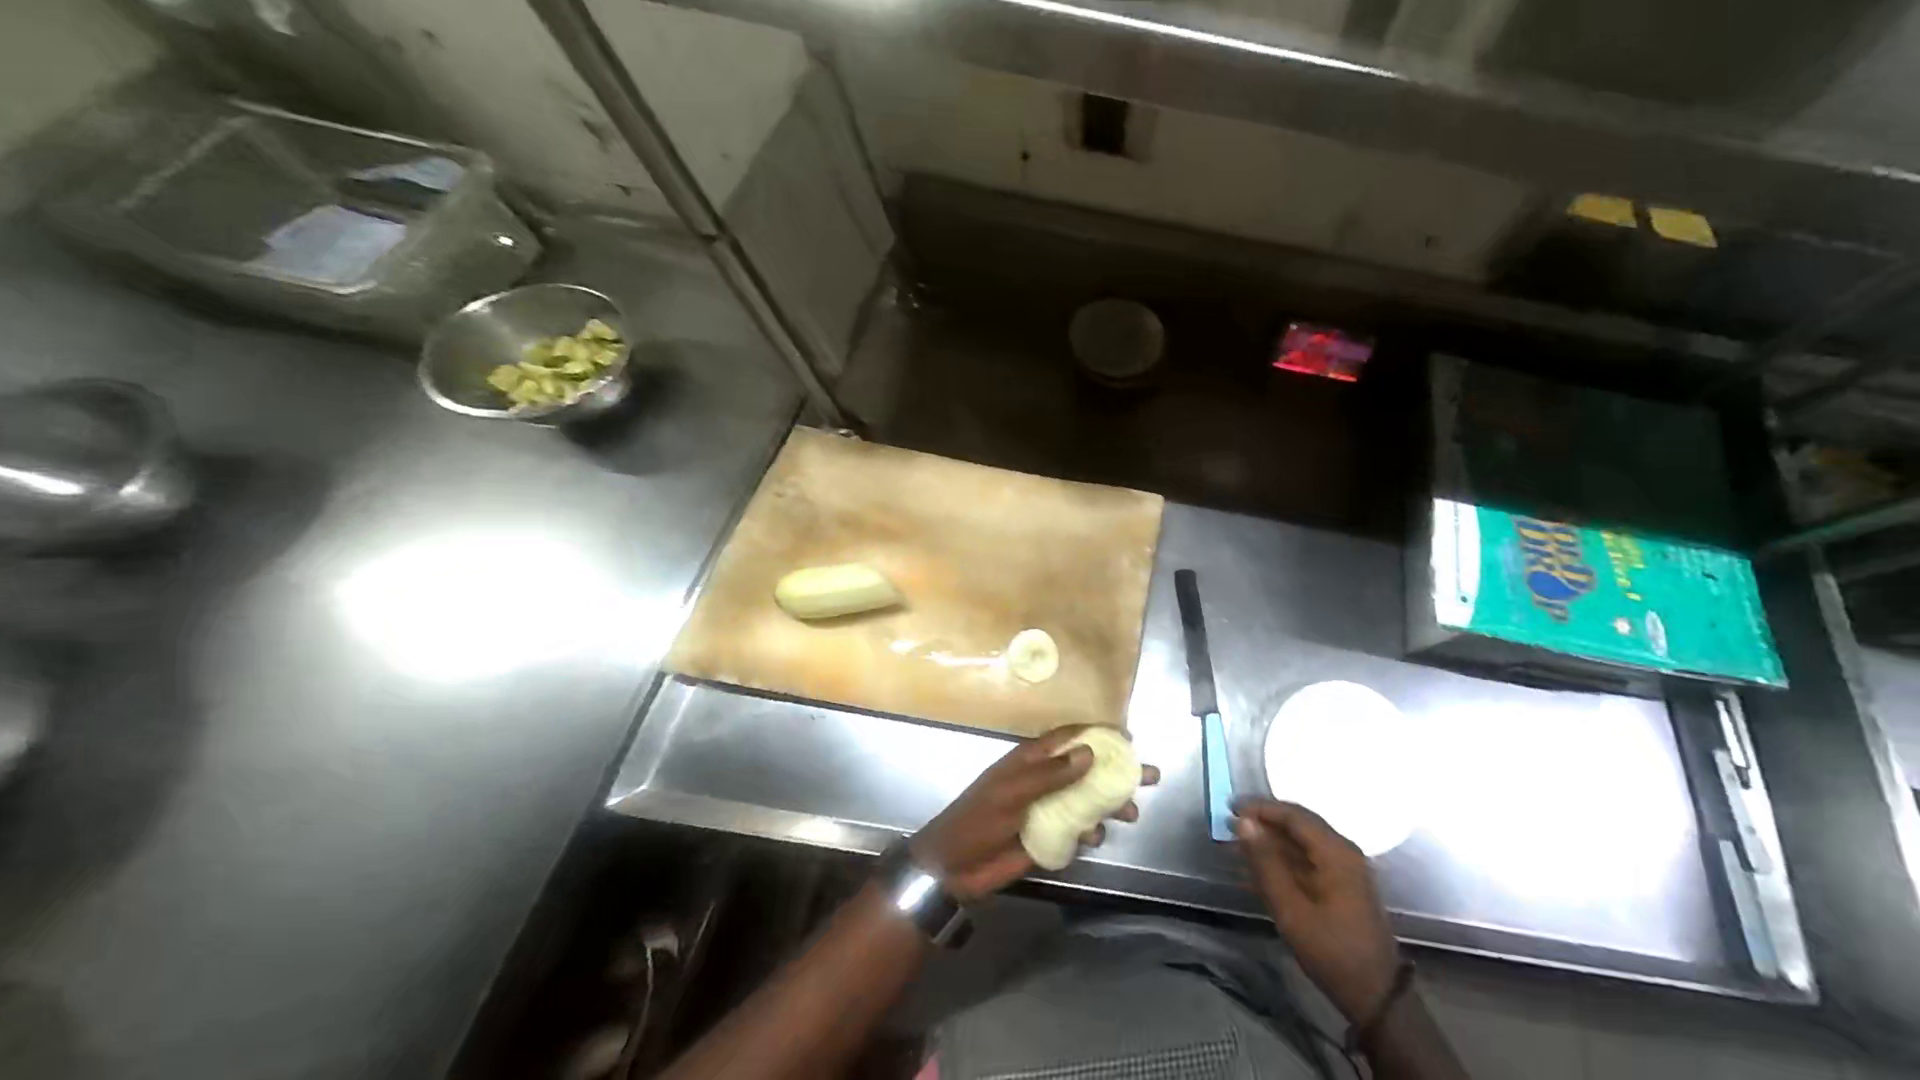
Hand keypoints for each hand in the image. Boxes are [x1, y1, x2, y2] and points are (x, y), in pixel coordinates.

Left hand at [910, 725, 1159, 902]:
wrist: (955, 866)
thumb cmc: (979, 819)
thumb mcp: (1012, 793)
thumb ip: (1050, 774)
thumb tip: (1089, 752)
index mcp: (1029, 761)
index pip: (1068, 740)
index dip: (1097, 735)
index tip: (1128, 738)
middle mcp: (1042, 781)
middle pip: (1085, 770)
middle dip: (1117, 772)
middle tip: (1150, 776)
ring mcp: (1047, 809)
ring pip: (1087, 800)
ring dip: (1110, 805)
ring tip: (1132, 814)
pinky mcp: (1049, 837)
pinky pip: (1078, 829)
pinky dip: (1090, 831)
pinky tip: (1093, 837)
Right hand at [1234, 797, 1401, 1020]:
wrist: (1376, 998)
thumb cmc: (1331, 950)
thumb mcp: (1290, 908)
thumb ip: (1265, 862)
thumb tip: (1243, 822)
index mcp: (1336, 853)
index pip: (1294, 815)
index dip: (1260, 808)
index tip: (1229, 808)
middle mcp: (1344, 853)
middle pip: (1299, 826)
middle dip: (1264, 823)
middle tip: (1230, 826)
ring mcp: (1346, 871)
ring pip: (1302, 844)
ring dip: (1270, 843)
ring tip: (1236, 848)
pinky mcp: (1343, 888)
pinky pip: (1308, 862)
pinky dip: (1282, 861)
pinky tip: (1256, 872)